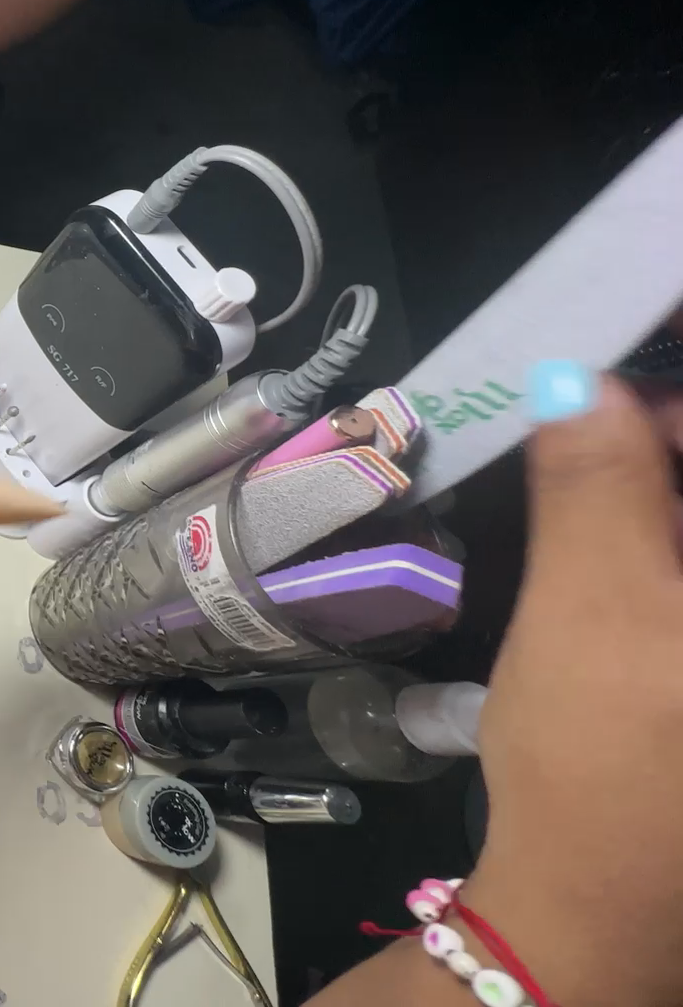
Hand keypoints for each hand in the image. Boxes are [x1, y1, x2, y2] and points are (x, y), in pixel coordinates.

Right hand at [459, 363, 682, 1004]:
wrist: (612, 885)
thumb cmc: (608, 758)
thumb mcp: (592, 613)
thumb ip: (598, 491)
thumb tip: (583, 386)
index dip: (681, 403)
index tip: (622, 371)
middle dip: (670, 437)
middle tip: (595, 413)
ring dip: (664, 476)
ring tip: (597, 455)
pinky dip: (668, 520)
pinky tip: (629, 518)